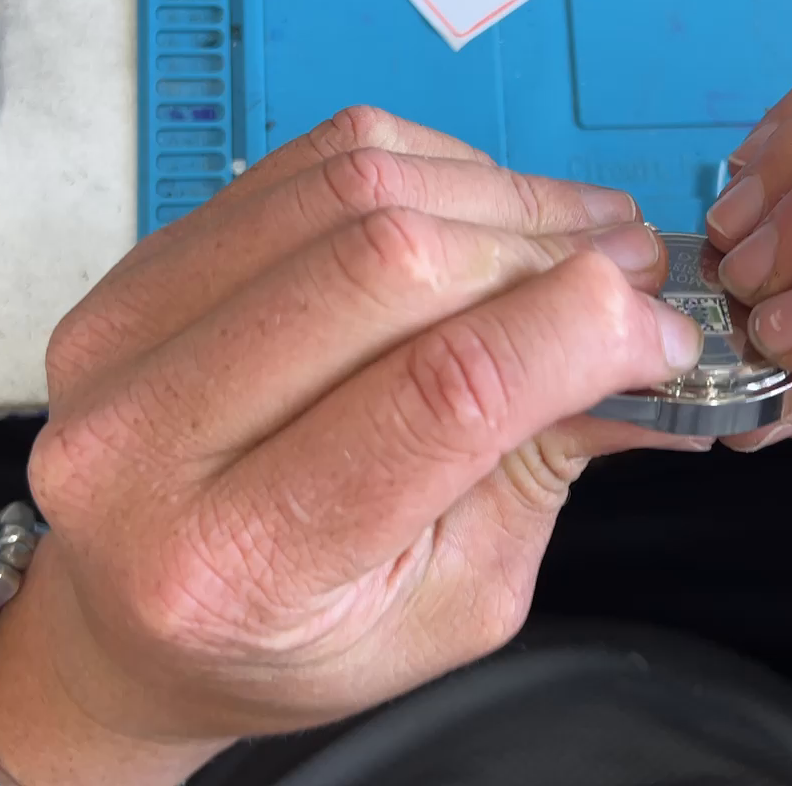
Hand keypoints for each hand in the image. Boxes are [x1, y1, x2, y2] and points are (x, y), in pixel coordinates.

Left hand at [14, 108, 704, 744]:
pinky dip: (429, 163)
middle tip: (628, 262)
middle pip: (392, 263)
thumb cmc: (300, 634)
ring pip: (355, 187)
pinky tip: (482, 204)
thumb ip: (546, 463)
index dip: (576, 331)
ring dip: (499, 194)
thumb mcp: (452, 596)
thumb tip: (651, 355)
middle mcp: (154, 430)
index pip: (442, 392)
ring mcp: (132, 324)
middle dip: (545, 247)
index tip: (659, 325)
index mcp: (241, 562)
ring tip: (575, 227)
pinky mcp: (148, 259)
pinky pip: (314, 158)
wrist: (134, 617)